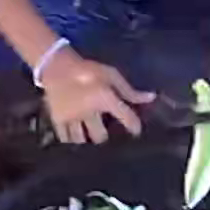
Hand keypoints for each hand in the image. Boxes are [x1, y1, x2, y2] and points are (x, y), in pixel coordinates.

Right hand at [38, 50, 153, 144]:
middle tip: (108, 137)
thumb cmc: (88, 70)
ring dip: (88, 141)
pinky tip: (76, 142)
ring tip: (91, 141)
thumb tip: (152, 98)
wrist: (57, 66)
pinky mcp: (58, 119)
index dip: (134, 127)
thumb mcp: (111, 75)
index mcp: (104, 98)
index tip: (136, 132)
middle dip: (105, 138)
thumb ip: (129, 91)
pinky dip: (71, 141)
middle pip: (100, 136)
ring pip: (81, 140)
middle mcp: (88, 111)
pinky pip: (65, 138)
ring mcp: (71, 117)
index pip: (125, 118)